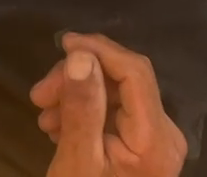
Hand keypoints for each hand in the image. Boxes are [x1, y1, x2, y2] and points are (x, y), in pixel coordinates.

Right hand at [30, 33, 187, 176]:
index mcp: (157, 138)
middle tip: (40, 94)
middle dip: (79, 77)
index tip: (62, 44)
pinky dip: (87, 110)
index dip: (99, 49)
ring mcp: (157, 141)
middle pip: (124, 80)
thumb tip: (81, 54)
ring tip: (44, 112)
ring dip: (78, 94)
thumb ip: (82, 108)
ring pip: (116, 93)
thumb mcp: (77, 162)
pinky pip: (117, 113)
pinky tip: (60, 123)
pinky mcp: (145, 148)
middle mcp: (166, 134)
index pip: (135, 71)